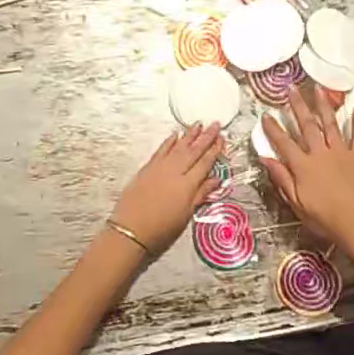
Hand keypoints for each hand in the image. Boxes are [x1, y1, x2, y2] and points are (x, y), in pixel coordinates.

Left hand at [108, 124, 224, 253]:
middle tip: (215, 124)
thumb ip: (200, 194)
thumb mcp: (186, 214)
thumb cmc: (161, 229)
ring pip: (178, 147)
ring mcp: (159, 168)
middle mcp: (175, 172)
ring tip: (198, 124)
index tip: (222, 138)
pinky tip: (175, 135)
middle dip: (205, 137)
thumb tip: (216, 180)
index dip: (215, 150)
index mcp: (188, 184)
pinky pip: (161, 150)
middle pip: (193, 151)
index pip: (205, 162)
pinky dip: (169, 142)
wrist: (131, 230)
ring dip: (189, 135)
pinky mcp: (147, 169)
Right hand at [261, 85, 353, 263]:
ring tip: (317, 88)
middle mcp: (320, 154)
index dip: (273, 129)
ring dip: (322, 105)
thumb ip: (282, 179)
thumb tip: (266, 159)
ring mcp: (341, 153)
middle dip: (297, 106)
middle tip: (290, 89)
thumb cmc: (324, 218)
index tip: (265, 115)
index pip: (283, 143)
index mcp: (302, 166)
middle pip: (307, 126)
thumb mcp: (296, 203)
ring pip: (330, 124)